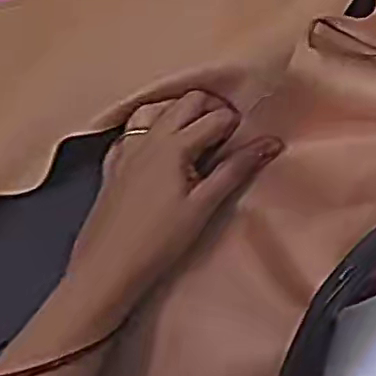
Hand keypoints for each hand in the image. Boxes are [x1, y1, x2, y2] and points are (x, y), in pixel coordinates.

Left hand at [62, 92, 281, 324]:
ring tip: (196, 131)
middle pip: (188, 101)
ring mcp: (127, 150)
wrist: (102, 274)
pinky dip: (151, 126)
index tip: (246, 141)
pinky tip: (160, 145)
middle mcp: (149, 139)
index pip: (217, 116)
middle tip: (227, 132)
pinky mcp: (112, 166)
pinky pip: (132, 130)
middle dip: (213, 107)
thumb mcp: (205, 205)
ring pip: (157, 108)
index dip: (237, 124)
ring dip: (180, 111)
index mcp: (174, 145)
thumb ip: (238, 168)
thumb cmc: (159, 241)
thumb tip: (272, 141)